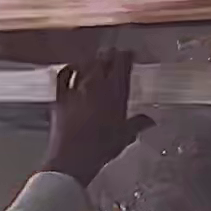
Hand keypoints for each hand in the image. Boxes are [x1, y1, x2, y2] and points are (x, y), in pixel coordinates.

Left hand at [40, 51, 153, 185]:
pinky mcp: (61, 97)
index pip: (122, 66)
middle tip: (114, 52)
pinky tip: (72, 67)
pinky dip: (69, 69)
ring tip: (97, 57)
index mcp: (114, 94)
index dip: (126, 57)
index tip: (130, 54)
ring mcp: (76, 90)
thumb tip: (150, 120)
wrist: (73, 158)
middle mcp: (96, 87)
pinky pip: (63, 76)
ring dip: (92, 60)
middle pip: (103, 61)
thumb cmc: (101, 148)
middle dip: (110, 55)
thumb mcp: (125, 136)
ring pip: (85, 66)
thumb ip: (138, 124)